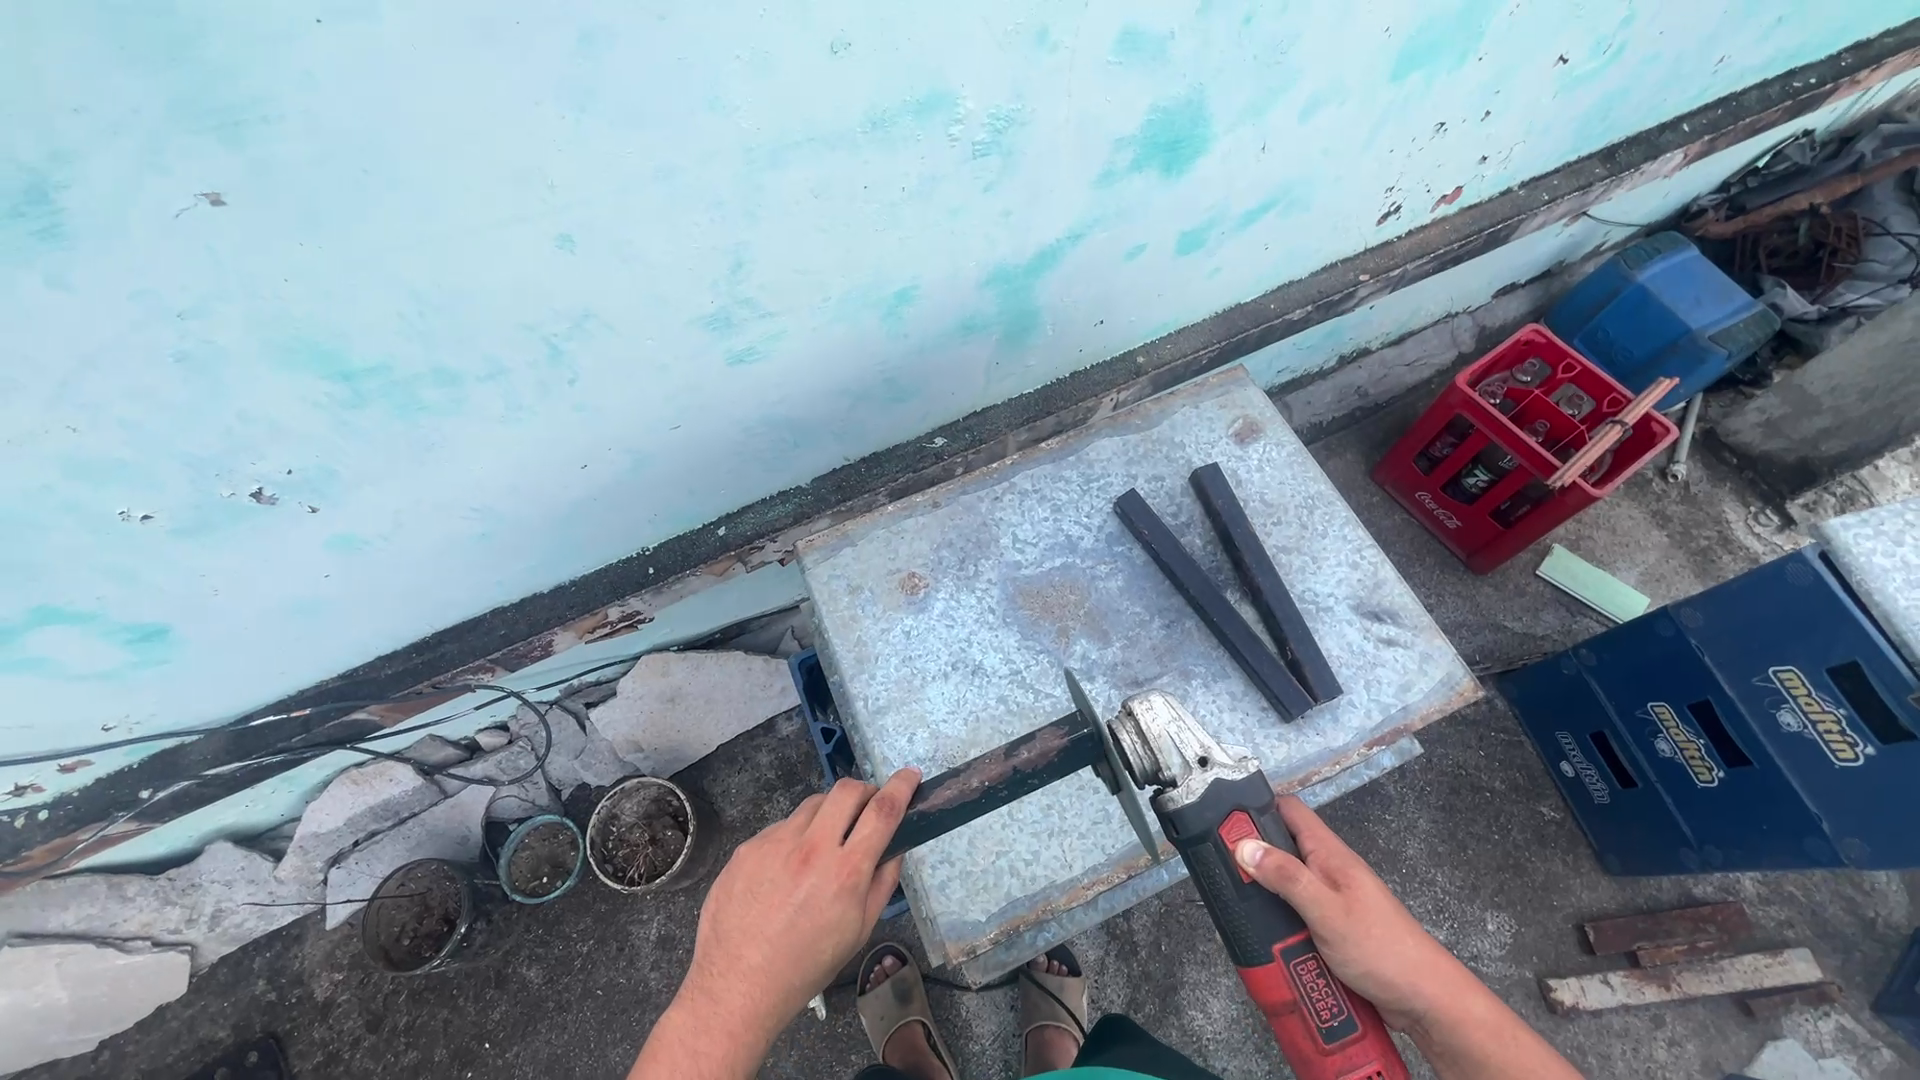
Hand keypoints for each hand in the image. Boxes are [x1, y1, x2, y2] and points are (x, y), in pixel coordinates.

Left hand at [676, 769, 920, 1043]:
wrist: (737, 985)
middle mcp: (811, 848)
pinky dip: (794, 838)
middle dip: (864, 790)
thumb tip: (894, 846)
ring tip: (822, 846)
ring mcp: (775, 843)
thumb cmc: (807, 965)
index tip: (910, 774)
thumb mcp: (859, 931)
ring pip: (812, 805)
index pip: (882, 810)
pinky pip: (781, 827)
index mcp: (845, 872)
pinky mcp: (747, 847)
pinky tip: (785, 871)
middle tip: (866, 808)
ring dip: (828, 814)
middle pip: (847, 790)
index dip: (901, 786)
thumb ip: (883, 882)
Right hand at [1231, 795, 1480, 1032]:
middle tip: (1219, 867)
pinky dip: (1277, 920)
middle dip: (1252, 854)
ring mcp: (1331, 900)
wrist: (1426, 1001)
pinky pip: (1295, 914)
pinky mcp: (1331, 928)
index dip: (1256, 805)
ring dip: (1263, 893)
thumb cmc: (1380, 948)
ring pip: (1286, 885)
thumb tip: (1243, 845)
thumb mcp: (1326, 910)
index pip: (1290, 810)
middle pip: (1281, 848)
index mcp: (1330, 854)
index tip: (1223, 817)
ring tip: (1233, 902)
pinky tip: (1262, 933)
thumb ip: (1286, 877)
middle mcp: (1328, 870)